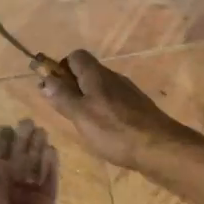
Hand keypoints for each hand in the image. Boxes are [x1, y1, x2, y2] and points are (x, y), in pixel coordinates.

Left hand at [0, 120, 59, 203]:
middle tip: (28, 121)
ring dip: (37, 149)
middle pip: (17, 160)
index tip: (6, 125)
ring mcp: (28, 198)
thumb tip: (2, 155)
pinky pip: (49, 180)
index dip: (0, 144)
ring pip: (34, 167)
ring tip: (42, 130)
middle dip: (21, 141)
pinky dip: (51, 166)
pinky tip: (52, 150)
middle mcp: (8, 191)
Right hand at [38, 50, 203, 170]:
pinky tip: (105, 131)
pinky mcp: (137, 108)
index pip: (76, 56)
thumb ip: (63, 97)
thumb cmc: (114, 131)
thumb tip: (45, 79)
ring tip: (83, 124)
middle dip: (73, 86)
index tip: (55, 89)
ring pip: (101, 88)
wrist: (159, 147)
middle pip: (88, 72)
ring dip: (88, 100)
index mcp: (97, 75)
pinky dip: (104, 110)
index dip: (62, 68)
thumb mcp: (81, 115)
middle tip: (66, 111)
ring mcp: (127, 92)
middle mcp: (113, 77)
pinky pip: (113, 101)